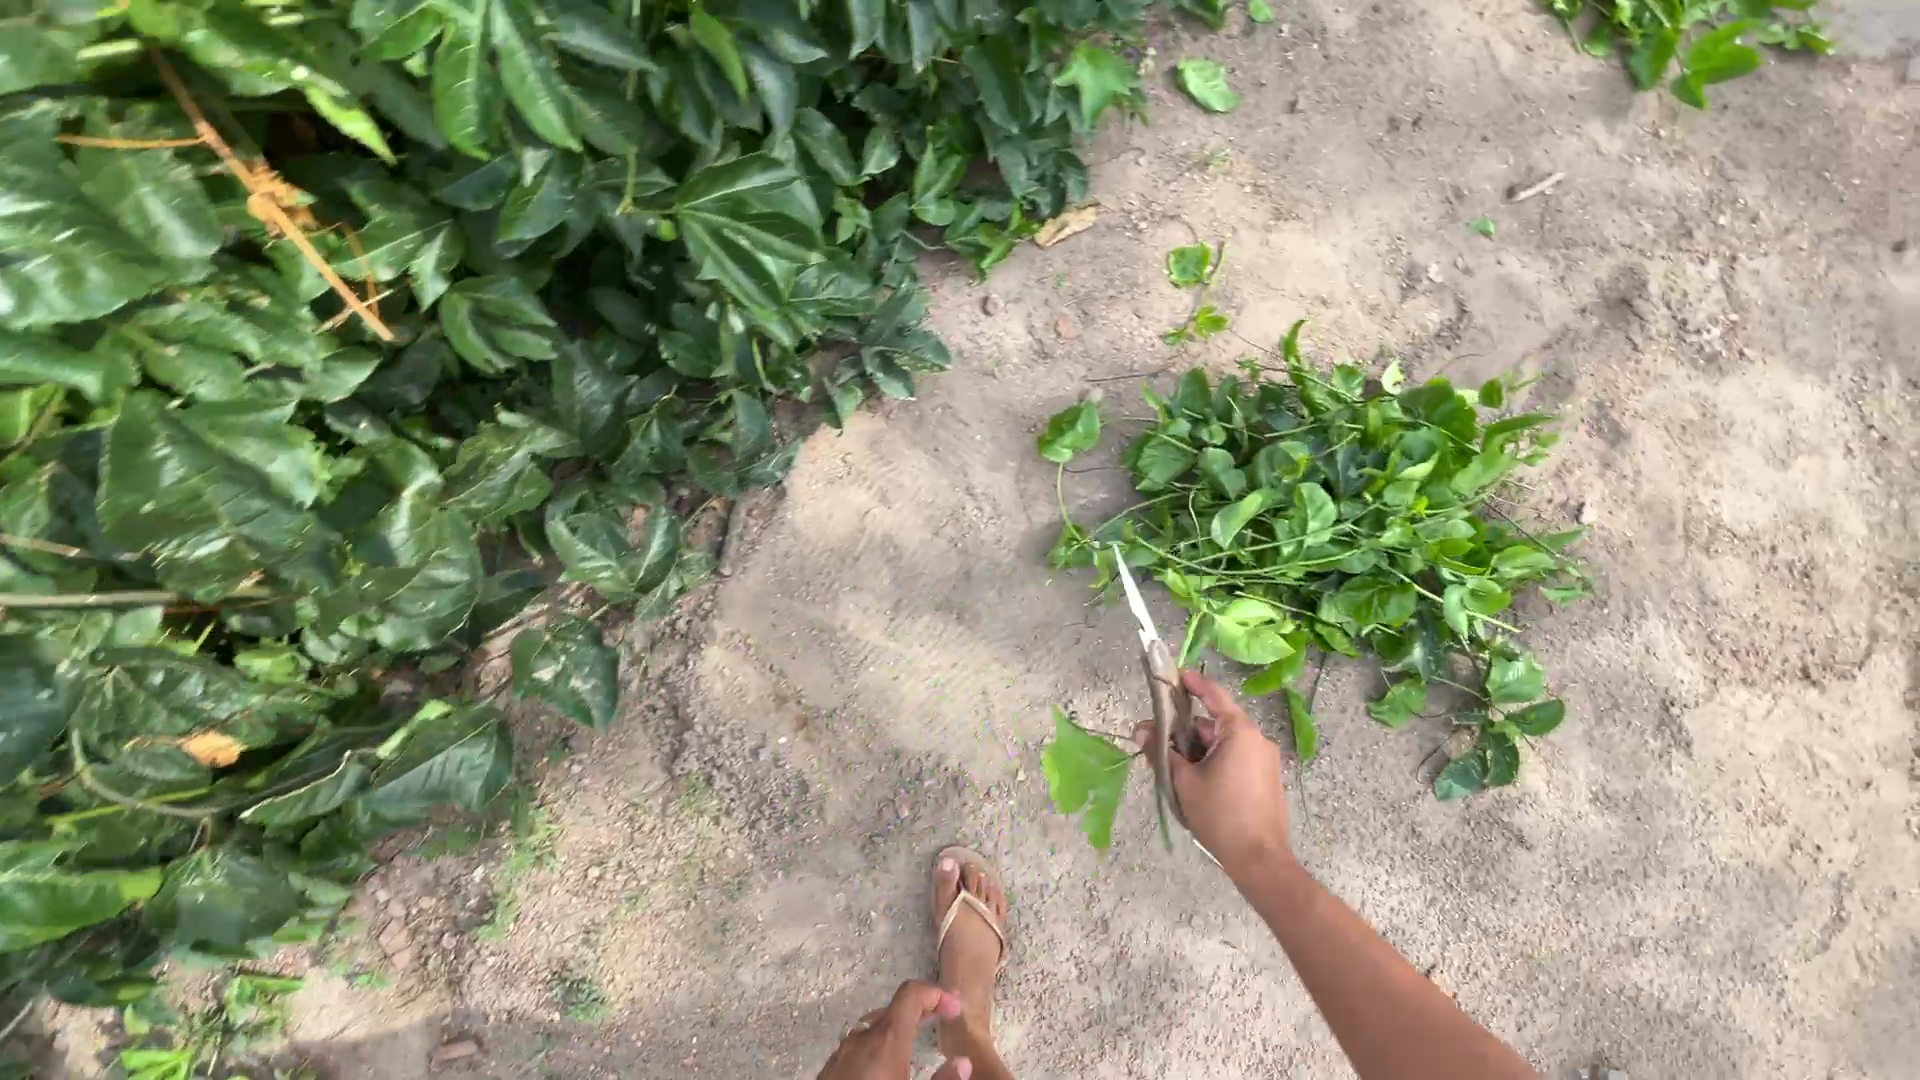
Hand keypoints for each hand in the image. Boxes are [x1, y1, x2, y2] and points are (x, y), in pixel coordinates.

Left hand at [814, 980, 972, 1079]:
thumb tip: (963, 1063)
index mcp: (886, 1039)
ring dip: (898, 1028)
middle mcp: (863, 1037)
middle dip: (920, 1010)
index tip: (955, 1008)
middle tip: (942, 1019)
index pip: (912, 993)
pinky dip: (877, 1045)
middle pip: (894, 1008)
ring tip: (915, 1044)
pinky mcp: (830, 1068)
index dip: (936, 993)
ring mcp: (843, 1051)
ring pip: (874, 1026)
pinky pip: (858, 1045)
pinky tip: (883, 1070)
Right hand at [1137, 670, 1292, 878]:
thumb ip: (1161, 751)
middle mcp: (1257, 741)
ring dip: (1198, 751)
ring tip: (1174, 771)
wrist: (1260, 860)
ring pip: (1223, 745)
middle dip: (1186, 732)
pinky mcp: (1266, 781)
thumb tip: (1140, 730)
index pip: (1214, 696)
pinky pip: (1235, 760)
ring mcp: (1265, 762)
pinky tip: (1196, 785)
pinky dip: (1214, 763)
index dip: (1194, 684)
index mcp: (1240, 733)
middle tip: (1158, 744)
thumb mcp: (1183, 781)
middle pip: (1214, 724)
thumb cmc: (1221, 815)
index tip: (1177, 676)